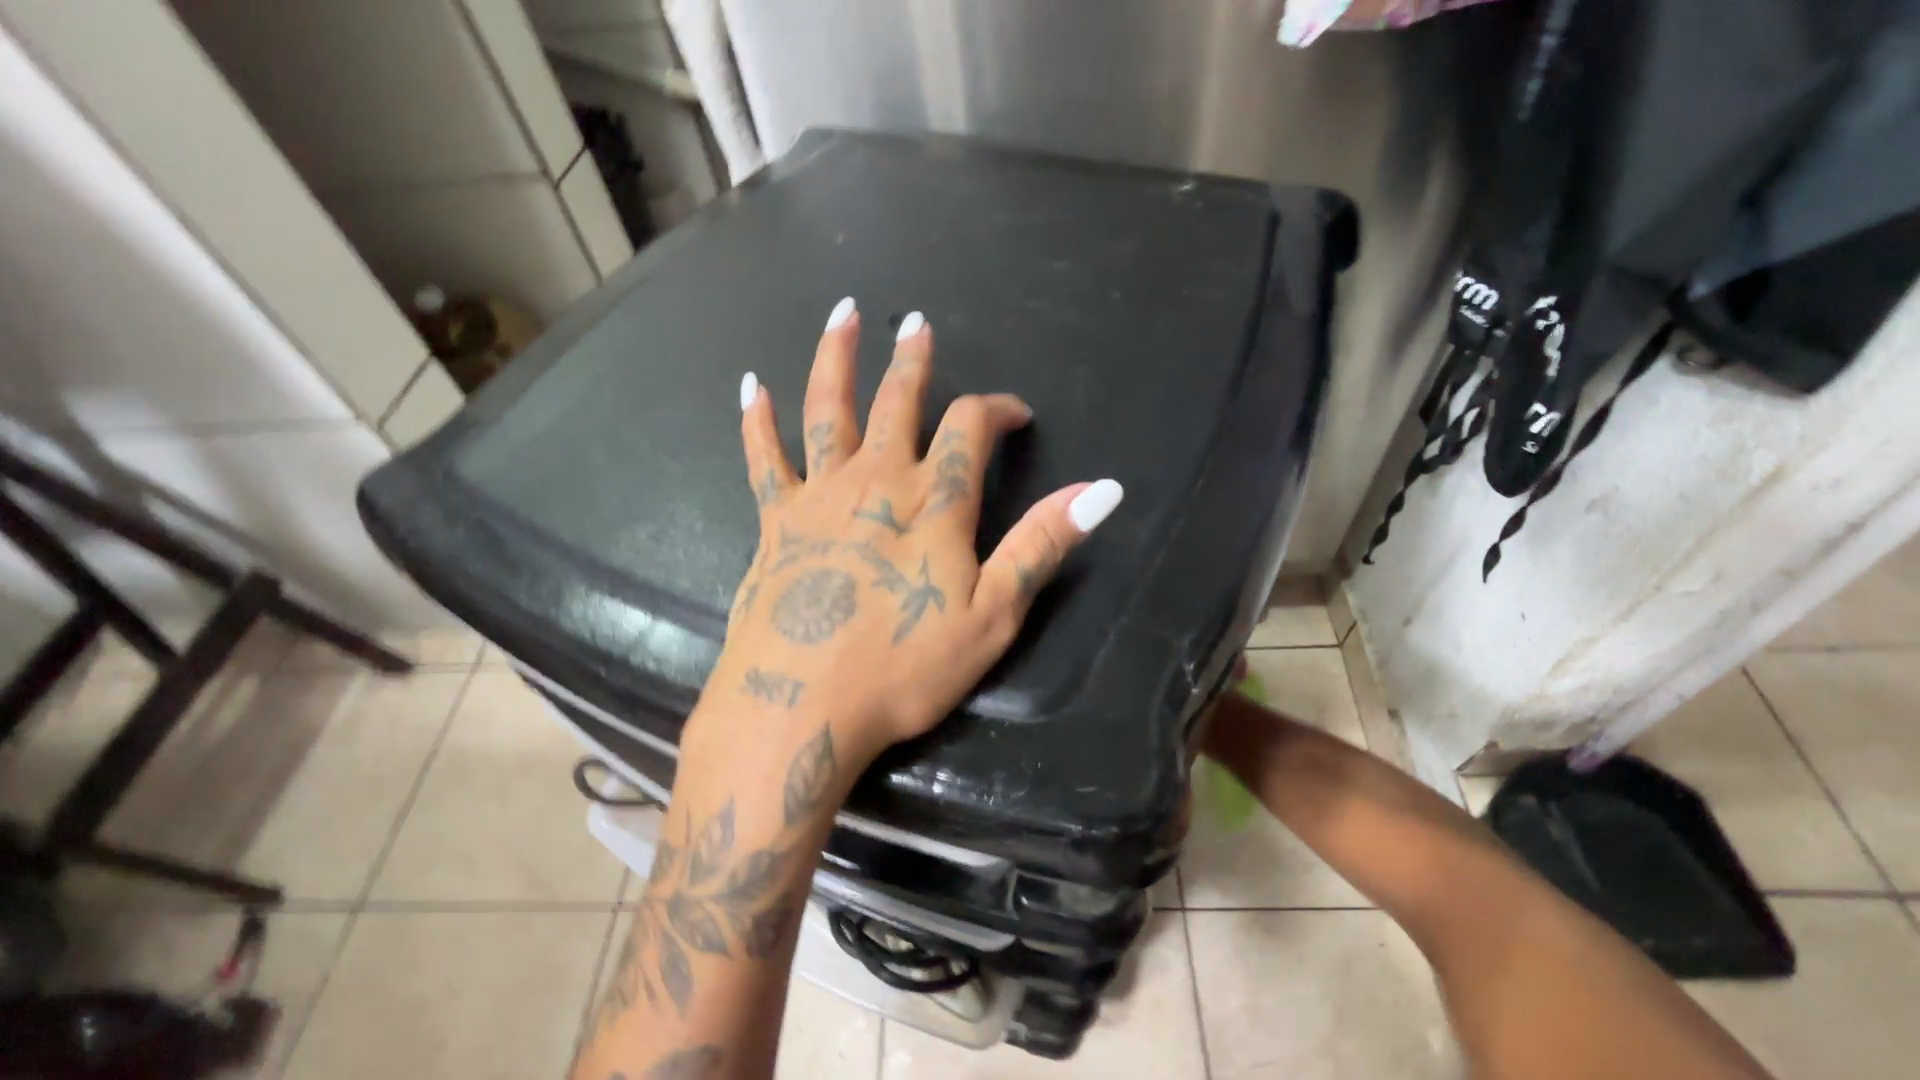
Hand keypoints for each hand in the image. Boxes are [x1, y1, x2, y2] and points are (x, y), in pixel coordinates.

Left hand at [699, 297, 1122, 764]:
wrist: (799, 706)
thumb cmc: (904, 668)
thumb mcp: (993, 614)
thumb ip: (1041, 544)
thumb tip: (1104, 489)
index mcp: (933, 502)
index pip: (969, 429)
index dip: (995, 410)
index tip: (1013, 413)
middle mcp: (876, 480)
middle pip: (897, 402)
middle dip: (912, 361)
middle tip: (917, 323)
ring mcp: (819, 496)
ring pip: (828, 409)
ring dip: (836, 358)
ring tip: (843, 313)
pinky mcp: (774, 521)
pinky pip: (764, 458)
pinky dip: (758, 421)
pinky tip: (752, 387)